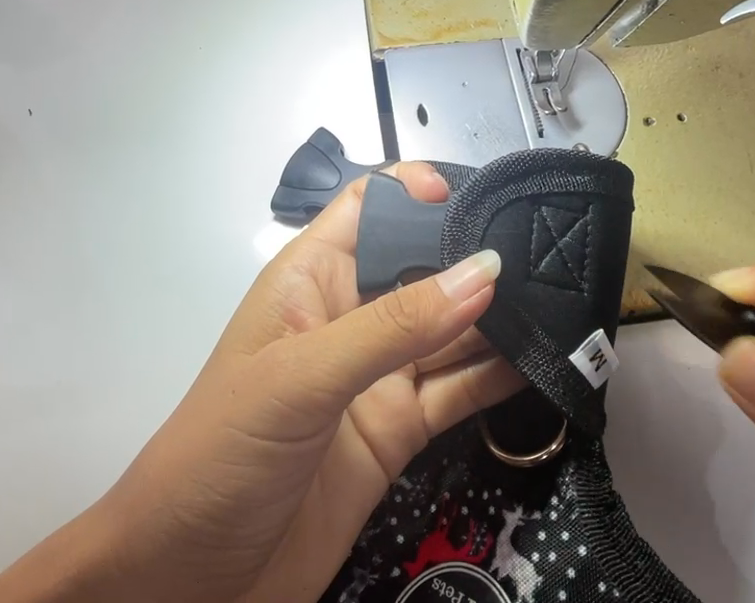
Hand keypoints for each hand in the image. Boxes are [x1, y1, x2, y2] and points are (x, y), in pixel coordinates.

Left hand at [0, 163, 524, 602]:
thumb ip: (395, 326)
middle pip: (422, 266)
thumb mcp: (303, 376)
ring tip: (560, 297)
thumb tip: (485, 271)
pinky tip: (543, 359)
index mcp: (311, 278)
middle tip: (544, 250)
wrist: (194, 575)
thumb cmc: (226, 449)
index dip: (414, 190)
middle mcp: (350, 315)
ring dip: (498, 317)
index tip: (472, 197)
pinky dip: (498, 376)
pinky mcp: (399, 429)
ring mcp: (377, 374)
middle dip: (474, 255)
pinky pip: (457, 391)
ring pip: (450, 329)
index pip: (366, 208)